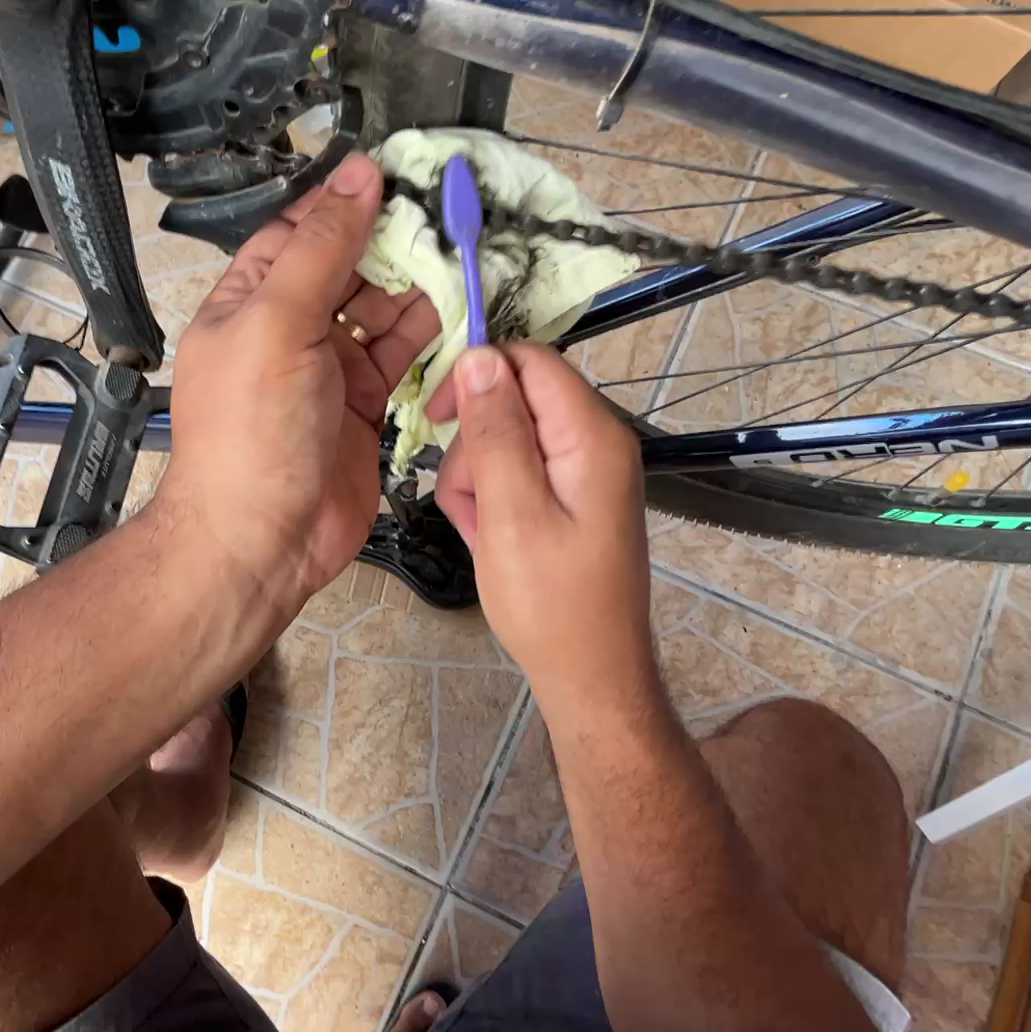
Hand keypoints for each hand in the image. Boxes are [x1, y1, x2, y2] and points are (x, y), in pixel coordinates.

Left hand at [155, 153, 439, 606]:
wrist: (263, 538)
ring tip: (464, 251)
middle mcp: (290, 330)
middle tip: (450, 211)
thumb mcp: (278, 324)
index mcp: (252, 301)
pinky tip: (459, 306)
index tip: (403, 173)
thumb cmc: (251, 434)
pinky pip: (401, 356)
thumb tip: (359, 175)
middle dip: (393, 240)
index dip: (348, 201)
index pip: (302, 232)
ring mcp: (329, 369)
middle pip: (348, 266)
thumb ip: (321, 249)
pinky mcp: (364, 406)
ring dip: (418, 283)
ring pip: (381, 309)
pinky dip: (429, 332)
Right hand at [428, 344, 656, 714]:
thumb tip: (479, 357)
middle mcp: (594, 443)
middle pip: (514, 403)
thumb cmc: (550, 602)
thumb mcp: (512, 513)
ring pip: (507, 442)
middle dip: (475, 446)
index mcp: (591, 436)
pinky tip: (488, 540)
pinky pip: (517, 477)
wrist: (588, 674)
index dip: (478, 375)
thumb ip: (496, 431)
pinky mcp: (570, 501)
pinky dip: (492, 502)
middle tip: (467, 503)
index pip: (529, 362)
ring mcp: (583, 474)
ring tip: (479, 533)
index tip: (436, 416)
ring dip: (477, 480)